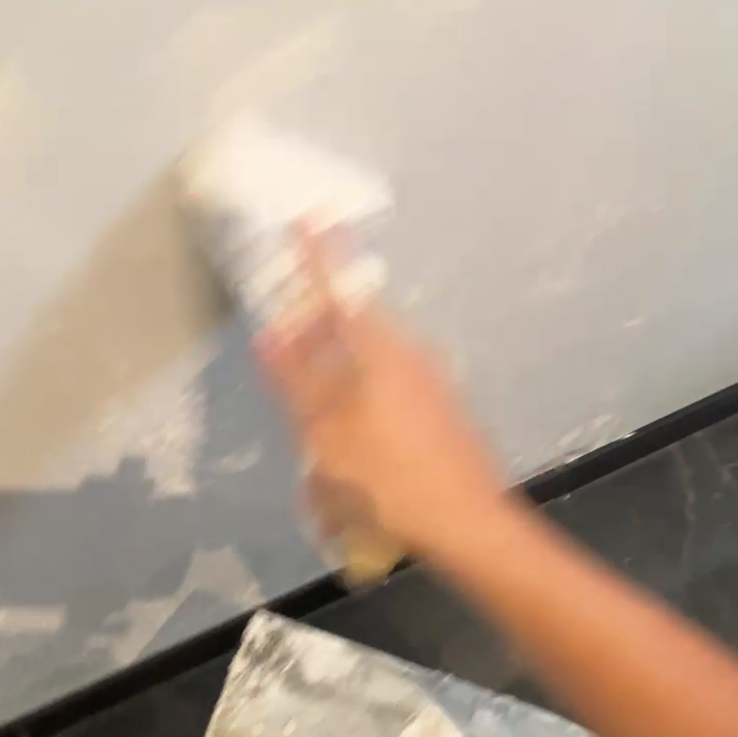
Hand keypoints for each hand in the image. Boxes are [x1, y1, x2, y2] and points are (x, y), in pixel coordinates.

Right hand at [255, 226, 510, 557]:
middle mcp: (410, 356)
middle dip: (317, 330)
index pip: (339, 288)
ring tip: (310, 410)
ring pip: (372, 365)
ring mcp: (432, 383)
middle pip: (355, 327)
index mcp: (379, 353)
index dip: (319, 252)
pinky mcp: (443, 411)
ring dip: (337, 375)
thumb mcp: (328, 438)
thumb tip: (268, 339)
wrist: (469, 523)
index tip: (309, 212)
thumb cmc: (390, 482)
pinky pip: (393, 390)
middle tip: (285, 346)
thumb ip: (297, 385)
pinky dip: (364, 399)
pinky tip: (351, 440)